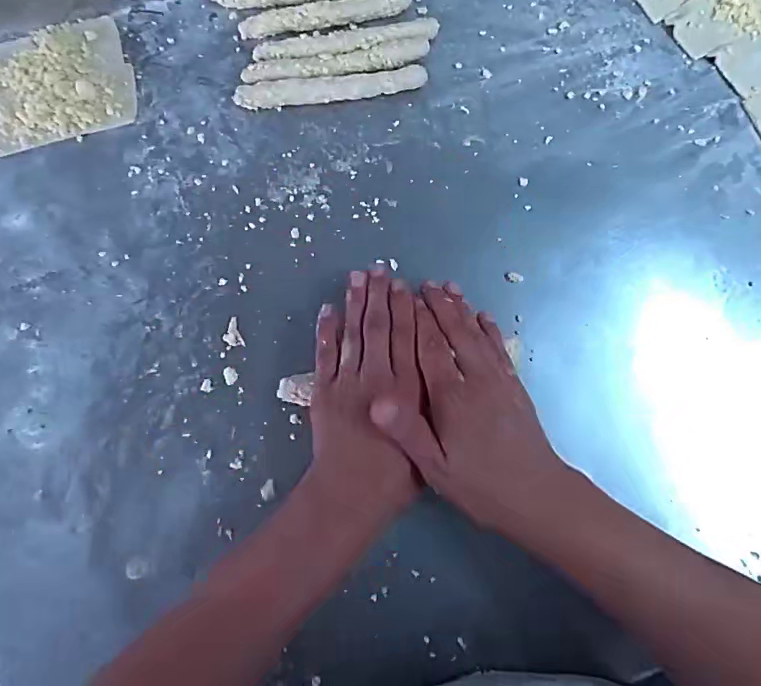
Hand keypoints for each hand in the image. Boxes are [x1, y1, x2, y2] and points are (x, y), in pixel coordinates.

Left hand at [303, 267, 422, 524]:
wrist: (351, 492)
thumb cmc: (396, 475)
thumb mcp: (429, 440)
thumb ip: (430, 402)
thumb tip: (436, 368)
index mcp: (407, 387)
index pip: (407, 337)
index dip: (406, 308)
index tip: (405, 284)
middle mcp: (378, 375)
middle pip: (380, 327)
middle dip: (380, 295)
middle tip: (380, 268)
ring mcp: (347, 380)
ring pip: (353, 332)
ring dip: (355, 302)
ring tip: (357, 276)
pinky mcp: (324, 389)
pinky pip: (325, 352)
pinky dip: (326, 329)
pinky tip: (328, 309)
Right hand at [371, 281, 581, 541]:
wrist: (541, 499)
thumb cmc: (481, 486)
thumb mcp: (436, 468)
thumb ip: (406, 431)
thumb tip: (375, 399)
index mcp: (452, 397)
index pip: (429, 347)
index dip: (415, 319)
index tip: (403, 295)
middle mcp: (476, 380)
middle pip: (454, 333)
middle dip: (438, 306)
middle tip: (423, 282)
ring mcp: (499, 382)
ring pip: (476, 335)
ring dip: (462, 309)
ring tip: (449, 287)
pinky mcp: (515, 388)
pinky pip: (498, 349)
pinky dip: (488, 329)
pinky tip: (482, 316)